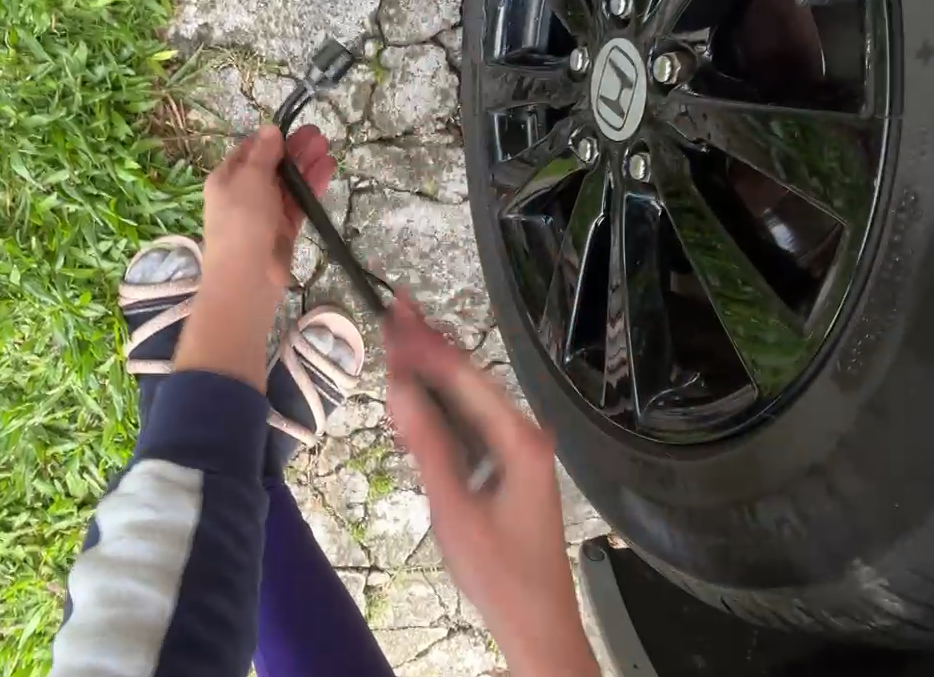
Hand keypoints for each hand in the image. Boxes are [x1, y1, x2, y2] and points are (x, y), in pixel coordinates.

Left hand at [174, 125, 334, 388]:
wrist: (247, 278)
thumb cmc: (242, 221)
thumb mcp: (250, 178)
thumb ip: (264, 154)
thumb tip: (271, 129)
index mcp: (226, 179)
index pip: (248, 152)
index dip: (270, 139)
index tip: (292, 128)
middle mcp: (243, 194)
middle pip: (271, 166)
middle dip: (294, 150)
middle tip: (319, 135)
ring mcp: (264, 213)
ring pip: (287, 184)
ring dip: (306, 166)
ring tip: (328, 148)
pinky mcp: (283, 230)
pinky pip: (298, 203)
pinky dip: (311, 186)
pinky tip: (327, 170)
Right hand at [385, 293, 598, 676]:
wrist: (538, 625)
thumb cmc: (499, 572)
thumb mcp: (454, 507)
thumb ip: (428, 443)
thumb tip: (398, 386)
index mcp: (518, 437)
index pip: (463, 376)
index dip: (426, 344)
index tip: (395, 315)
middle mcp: (521, 432)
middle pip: (466, 378)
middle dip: (429, 345)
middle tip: (397, 308)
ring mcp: (515, 447)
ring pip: (465, 398)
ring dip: (431, 372)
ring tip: (401, 336)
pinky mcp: (505, 463)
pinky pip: (467, 422)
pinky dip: (439, 405)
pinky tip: (417, 390)